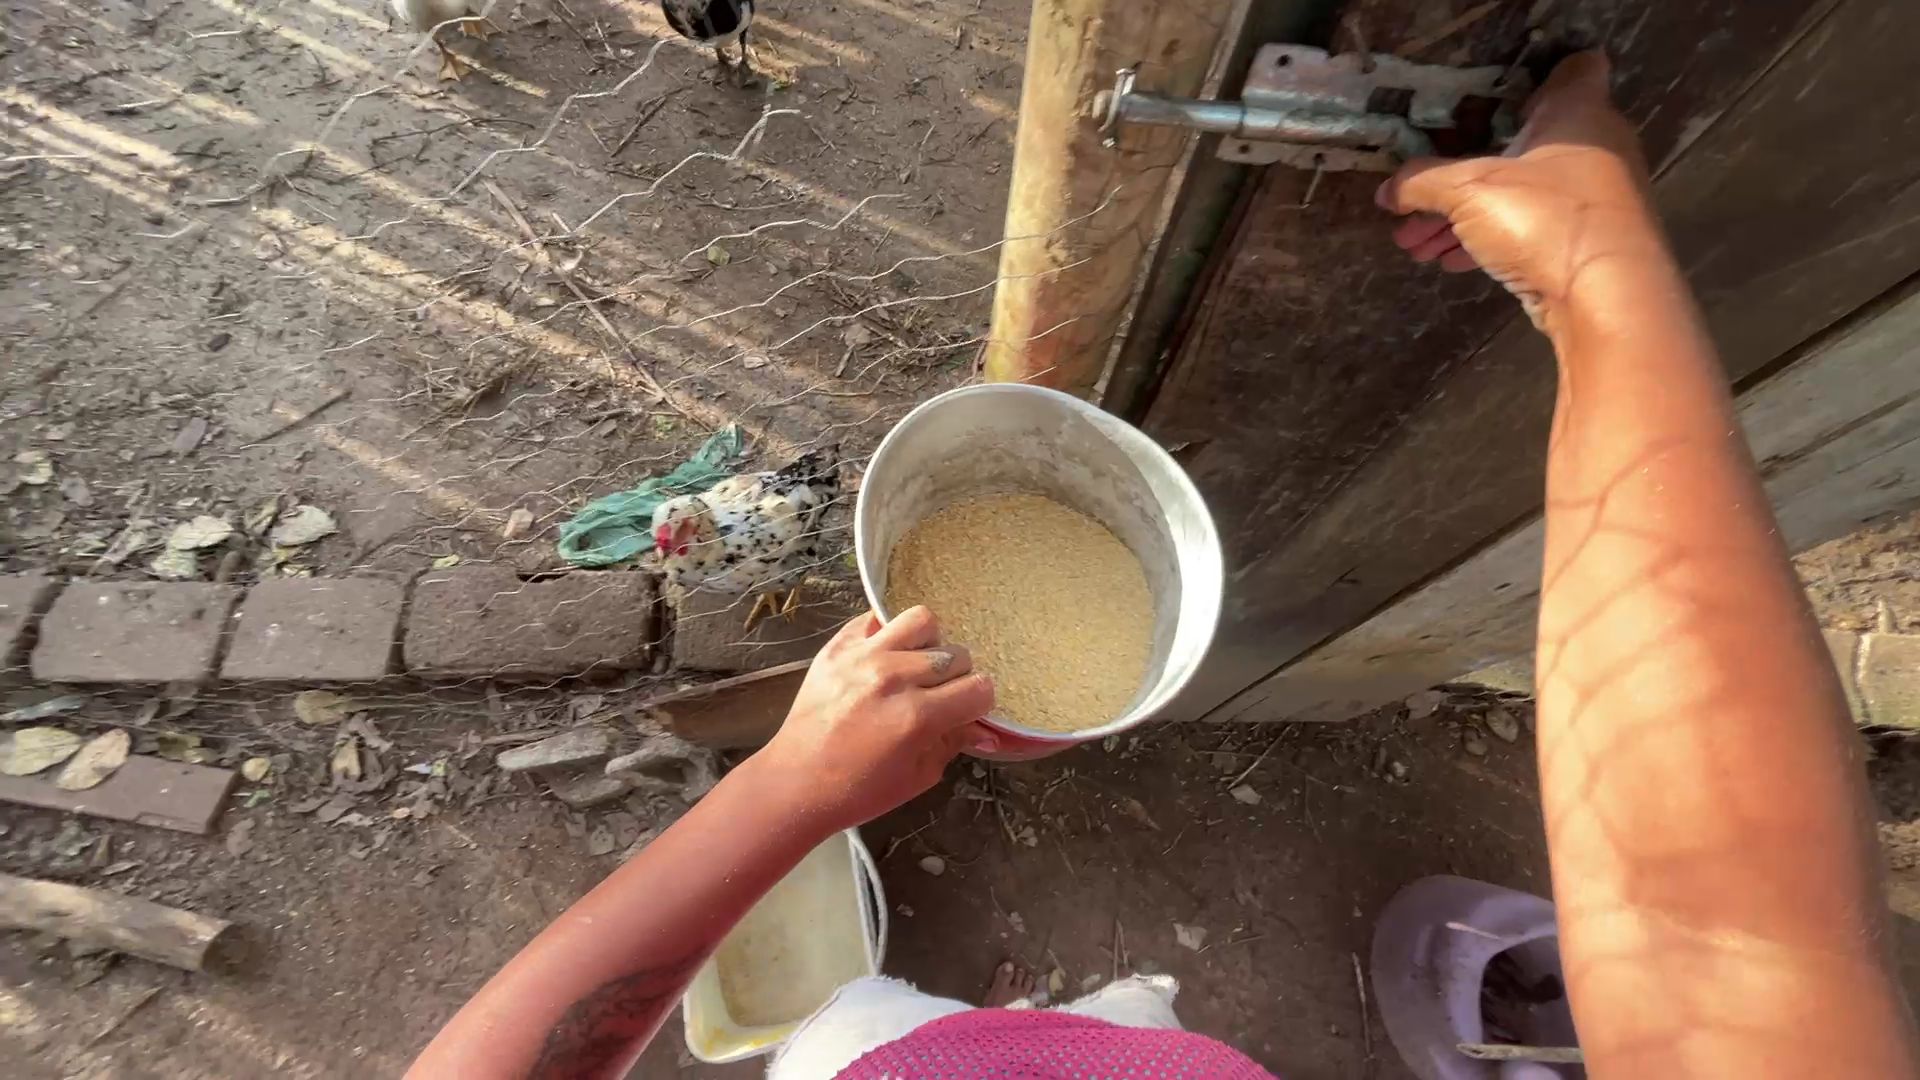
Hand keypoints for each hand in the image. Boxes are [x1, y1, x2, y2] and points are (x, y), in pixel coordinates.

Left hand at [758, 606, 996, 829]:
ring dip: (927, 642)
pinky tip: (884, 655)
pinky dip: (888, 633)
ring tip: (914, 664)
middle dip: (957, 676)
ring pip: (922, 620)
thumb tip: (985, 729)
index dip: (979, 701)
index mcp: (917, 717)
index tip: (968, 709)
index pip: (979, 688)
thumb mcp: (918, 776)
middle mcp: (893, 678)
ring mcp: (863, 656)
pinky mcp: (838, 646)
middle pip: (956, 654)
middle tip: (939, 693)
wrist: (796, 781)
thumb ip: (954, 743)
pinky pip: (876, 617)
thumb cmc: (859, 789)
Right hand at [1376, 51, 1670, 329]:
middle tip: (1412, 208)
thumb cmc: (1544, 219)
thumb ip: (1422, 183)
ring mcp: (1586, 198)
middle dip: (1459, 178)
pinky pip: (1521, 230)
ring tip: (1414, 245)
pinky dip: (1483, 240)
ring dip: (1460, 218)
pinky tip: (1447, 261)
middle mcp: (1589, 148)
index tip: (1474, 115)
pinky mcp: (1577, 240)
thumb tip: (1386, 189)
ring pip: (1512, 196)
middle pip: (1515, 150)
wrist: (1601, 292)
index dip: (1521, 88)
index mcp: (1575, 115)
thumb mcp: (1469, 191)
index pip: (1566, 73)